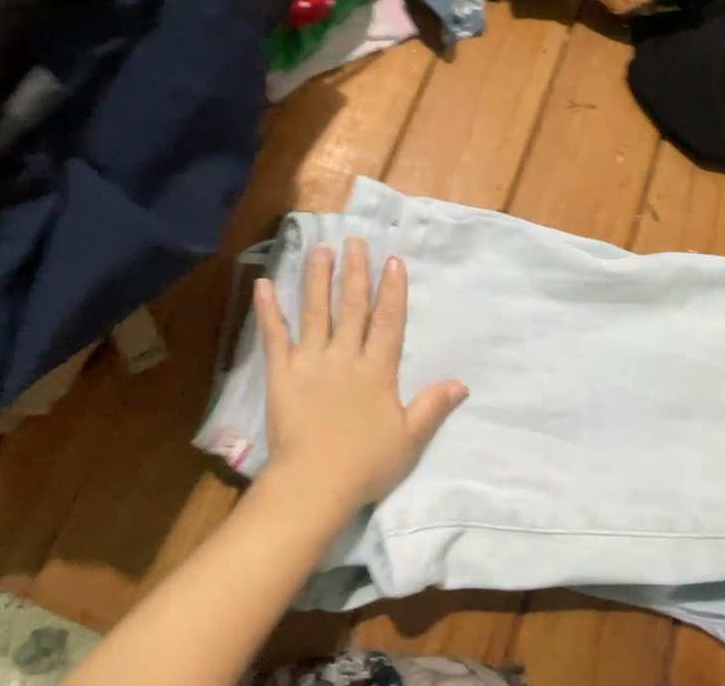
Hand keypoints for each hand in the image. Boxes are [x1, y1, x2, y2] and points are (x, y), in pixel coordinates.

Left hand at [254, 237, 467, 510]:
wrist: (314, 483)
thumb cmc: (366, 464)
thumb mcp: (409, 438)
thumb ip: (433, 407)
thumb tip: (462, 383)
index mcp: (377, 370)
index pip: (388, 322)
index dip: (392, 291)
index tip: (393, 261)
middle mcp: (345, 356)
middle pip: (352, 308)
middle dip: (355, 273)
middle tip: (355, 241)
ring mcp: (311, 362)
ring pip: (315, 312)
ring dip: (317, 279)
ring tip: (320, 249)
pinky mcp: (282, 374)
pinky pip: (274, 337)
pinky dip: (268, 310)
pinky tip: (263, 285)